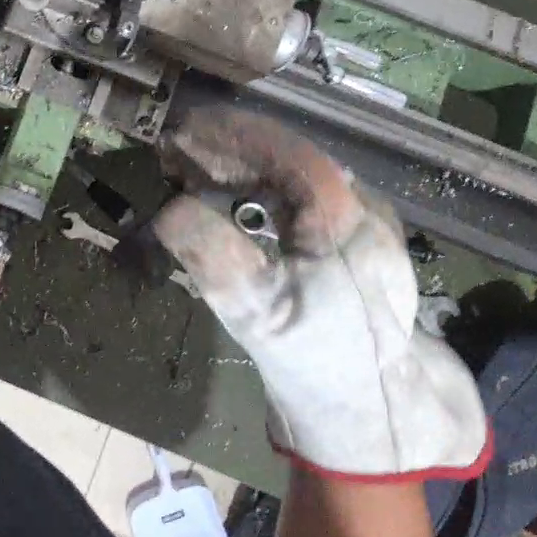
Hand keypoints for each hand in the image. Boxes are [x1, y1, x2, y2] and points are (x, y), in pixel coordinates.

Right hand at [152, 108, 489, 481]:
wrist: (368, 405)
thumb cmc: (310, 355)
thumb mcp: (253, 309)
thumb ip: (212, 253)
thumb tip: (169, 208)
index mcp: (345, 220)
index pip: (287, 154)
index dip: (231, 136)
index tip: (180, 132)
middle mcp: (362, 208)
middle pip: (290, 156)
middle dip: (228, 146)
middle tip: (174, 151)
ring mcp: (363, 222)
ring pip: (296, 170)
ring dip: (241, 162)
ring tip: (191, 167)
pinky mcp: (352, 238)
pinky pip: (302, 192)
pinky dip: (259, 183)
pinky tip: (228, 193)